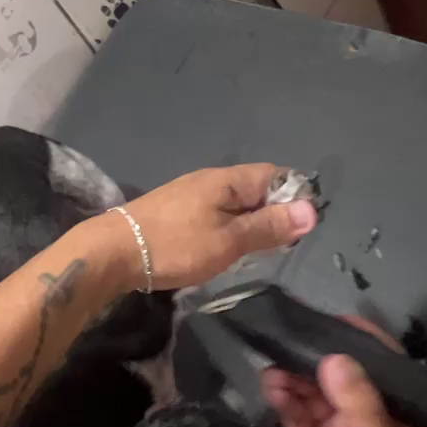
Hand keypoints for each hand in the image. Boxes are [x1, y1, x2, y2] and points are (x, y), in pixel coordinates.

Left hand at [72, 163, 317, 291]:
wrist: (114, 251)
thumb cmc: (176, 245)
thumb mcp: (229, 240)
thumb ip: (268, 226)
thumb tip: (312, 210)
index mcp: (227, 180)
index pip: (275, 175)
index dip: (296, 195)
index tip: (307, 225)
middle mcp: (211, 180)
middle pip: (256, 187)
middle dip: (276, 210)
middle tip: (288, 243)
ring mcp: (191, 194)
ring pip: (236, 202)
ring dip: (254, 221)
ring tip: (264, 249)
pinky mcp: (178, 211)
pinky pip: (218, 212)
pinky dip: (233, 226)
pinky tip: (232, 247)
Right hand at [263, 320, 426, 426]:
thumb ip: (359, 405)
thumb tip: (336, 356)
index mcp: (391, 417)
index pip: (378, 366)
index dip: (357, 340)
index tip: (329, 317)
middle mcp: (361, 419)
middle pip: (336, 373)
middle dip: (314, 351)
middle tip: (286, 329)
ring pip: (310, 388)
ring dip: (293, 371)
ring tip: (273, 356)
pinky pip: (292, 412)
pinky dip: (280, 394)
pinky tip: (269, 382)